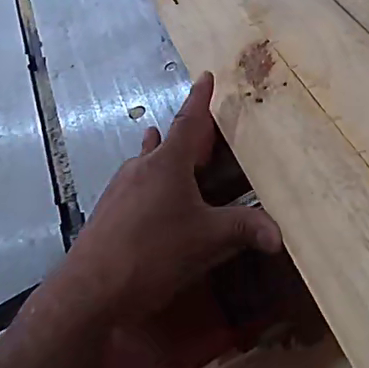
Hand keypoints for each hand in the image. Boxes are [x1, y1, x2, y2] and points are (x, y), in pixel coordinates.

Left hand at [56, 72, 281, 326]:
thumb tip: (279, 235)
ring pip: (144, 165)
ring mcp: (118, 191)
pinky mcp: (106, 215)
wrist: (90, 291)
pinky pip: (133, 188)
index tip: (205, 76)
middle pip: (164, 143)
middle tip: (202, 133)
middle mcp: (139, 169)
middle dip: (183, 135)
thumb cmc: (154, 252)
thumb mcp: (208, 240)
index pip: (189, 123)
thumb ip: (245, 230)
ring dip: (160, 158)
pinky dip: (149, 186)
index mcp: (166, 164)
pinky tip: (152, 206)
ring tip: (170, 157)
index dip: (200, 99)